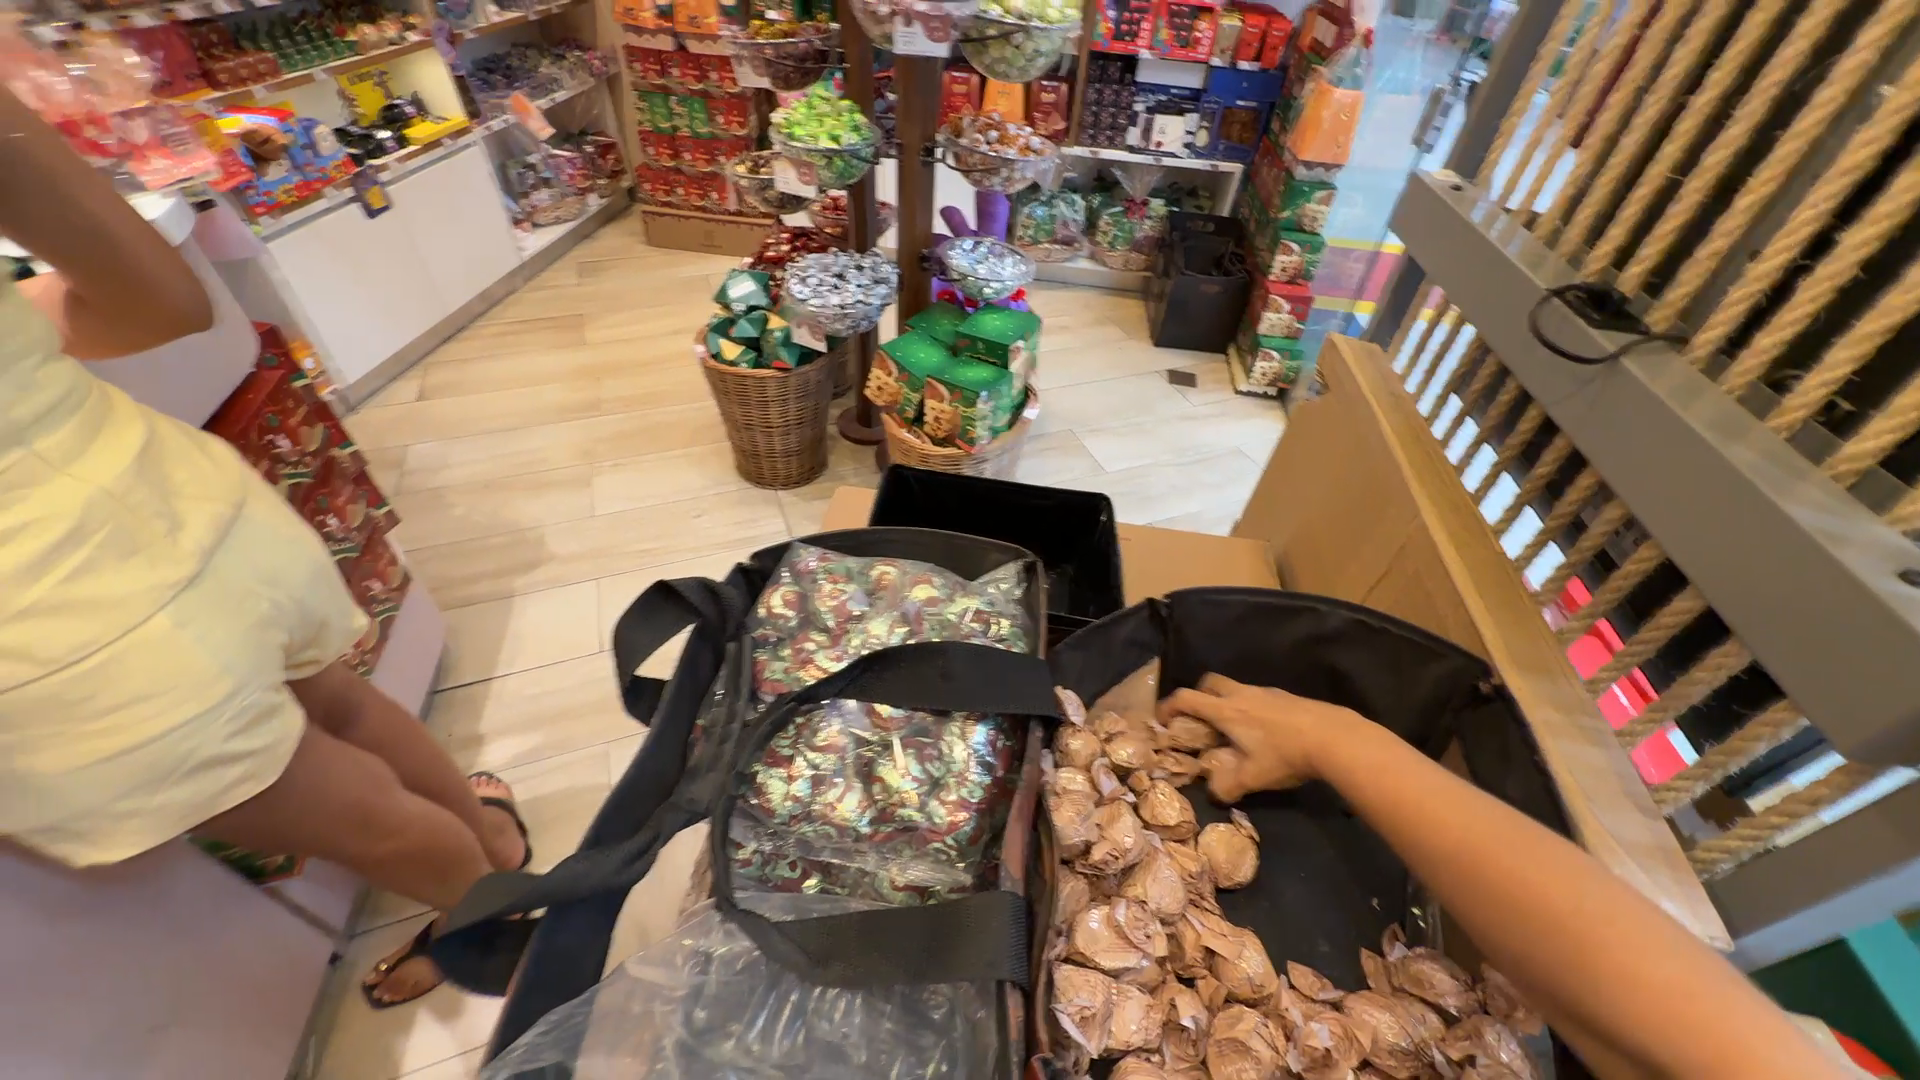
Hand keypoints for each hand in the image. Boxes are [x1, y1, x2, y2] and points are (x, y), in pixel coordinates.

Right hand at [1157, 674, 1365, 802]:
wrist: (1334, 737)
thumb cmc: (1286, 754)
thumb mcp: (1253, 777)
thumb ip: (1229, 787)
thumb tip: (1215, 795)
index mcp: (1226, 711)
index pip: (1186, 698)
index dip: (1168, 706)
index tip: (1162, 720)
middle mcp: (1241, 695)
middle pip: (1209, 682)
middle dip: (1199, 696)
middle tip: (1200, 719)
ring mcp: (1266, 692)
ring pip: (1236, 688)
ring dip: (1227, 703)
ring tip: (1235, 730)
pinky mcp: (1286, 697)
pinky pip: (1258, 696)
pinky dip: (1252, 708)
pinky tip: (1266, 732)